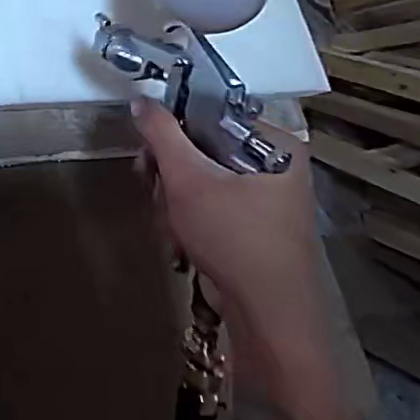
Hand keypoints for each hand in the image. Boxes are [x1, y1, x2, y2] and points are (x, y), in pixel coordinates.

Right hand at [131, 99, 320, 333]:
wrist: (268, 319)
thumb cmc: (234, 238)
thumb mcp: (188, 177)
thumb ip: (161, 132)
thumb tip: (142, 100)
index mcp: (276, 145)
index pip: (212, 114)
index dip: (175, 128)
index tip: (152, 150)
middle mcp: (276, 166)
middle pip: (201, 148)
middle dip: (171, 174)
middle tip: (159, 190)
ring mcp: (266, 199)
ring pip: (199, 178)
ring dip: (174, 200)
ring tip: (173, 225)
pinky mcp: (253, 226)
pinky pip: (208, 203)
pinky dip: (188, 218)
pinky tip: (182, 240)